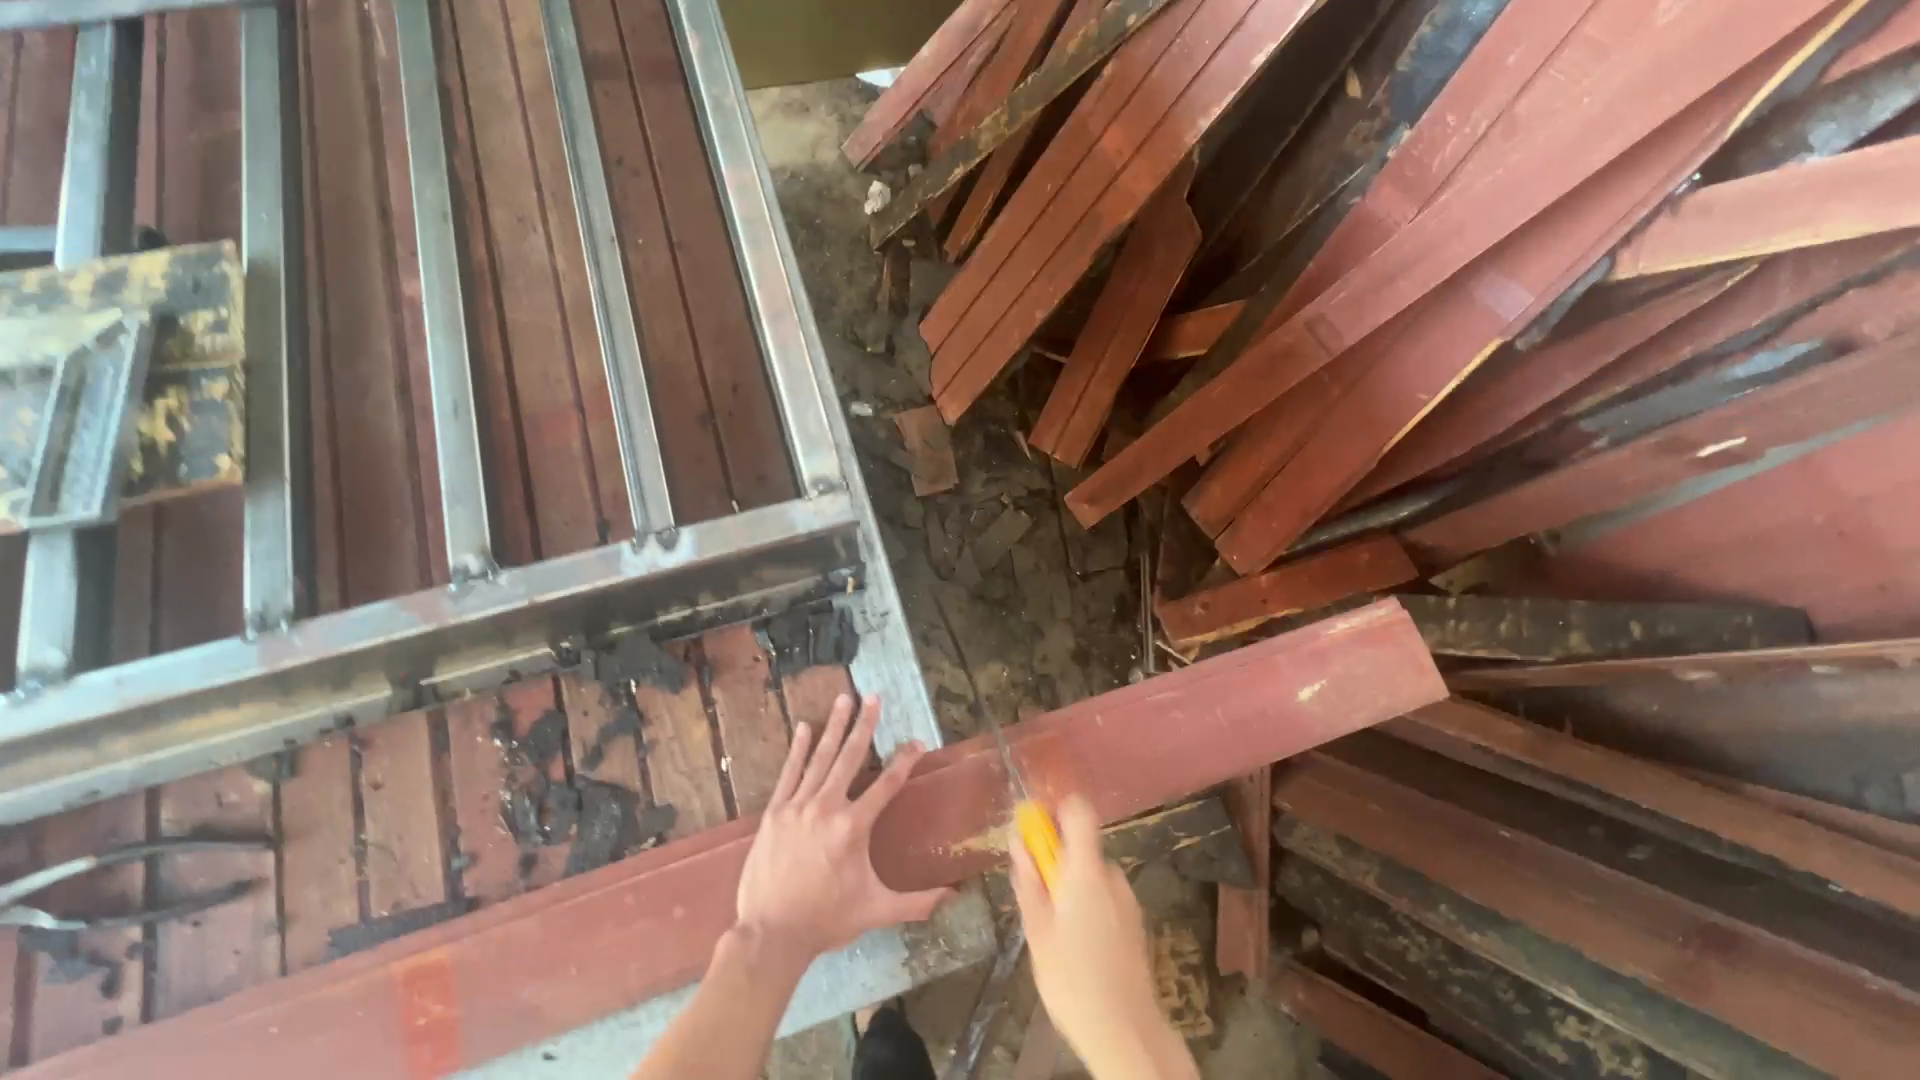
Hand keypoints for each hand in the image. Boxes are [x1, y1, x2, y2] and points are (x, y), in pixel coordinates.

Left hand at [733, 694, 953, 962]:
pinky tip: (805, 728)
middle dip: (864, 725)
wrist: (771, 933)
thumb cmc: (827, 921)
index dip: (905, 761)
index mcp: (853, 828)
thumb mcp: (877, 911)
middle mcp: (826, 808)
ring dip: (834, 727)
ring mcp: (797, 808)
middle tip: (874, 697)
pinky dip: (798, 750)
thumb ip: (917, 903)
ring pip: (820, 759)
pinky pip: (789, 774)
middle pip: (850, 758)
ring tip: (844, 699)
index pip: (886, 785)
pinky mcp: (774, 814)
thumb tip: (953, 897)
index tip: (918, 742)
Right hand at [1010, 796, 1198, 1079]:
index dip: (1055, 810)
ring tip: (1054, 932)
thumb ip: (1028, 880)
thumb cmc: (1071, 978)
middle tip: (1034, 899)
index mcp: (1086, 870)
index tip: (1034, 828)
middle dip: (1056, 864)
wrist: (1125, 1030)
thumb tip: (1019, 840)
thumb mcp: (1037, 930)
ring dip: (1071, 889)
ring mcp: (1128, 899)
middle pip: (1081, 848)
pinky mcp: (1135, 923)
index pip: (1078, 812)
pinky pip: (1105, 898)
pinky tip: (1077, 946)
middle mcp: (1112, 876)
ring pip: (1092, 877)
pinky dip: (1088, 907)